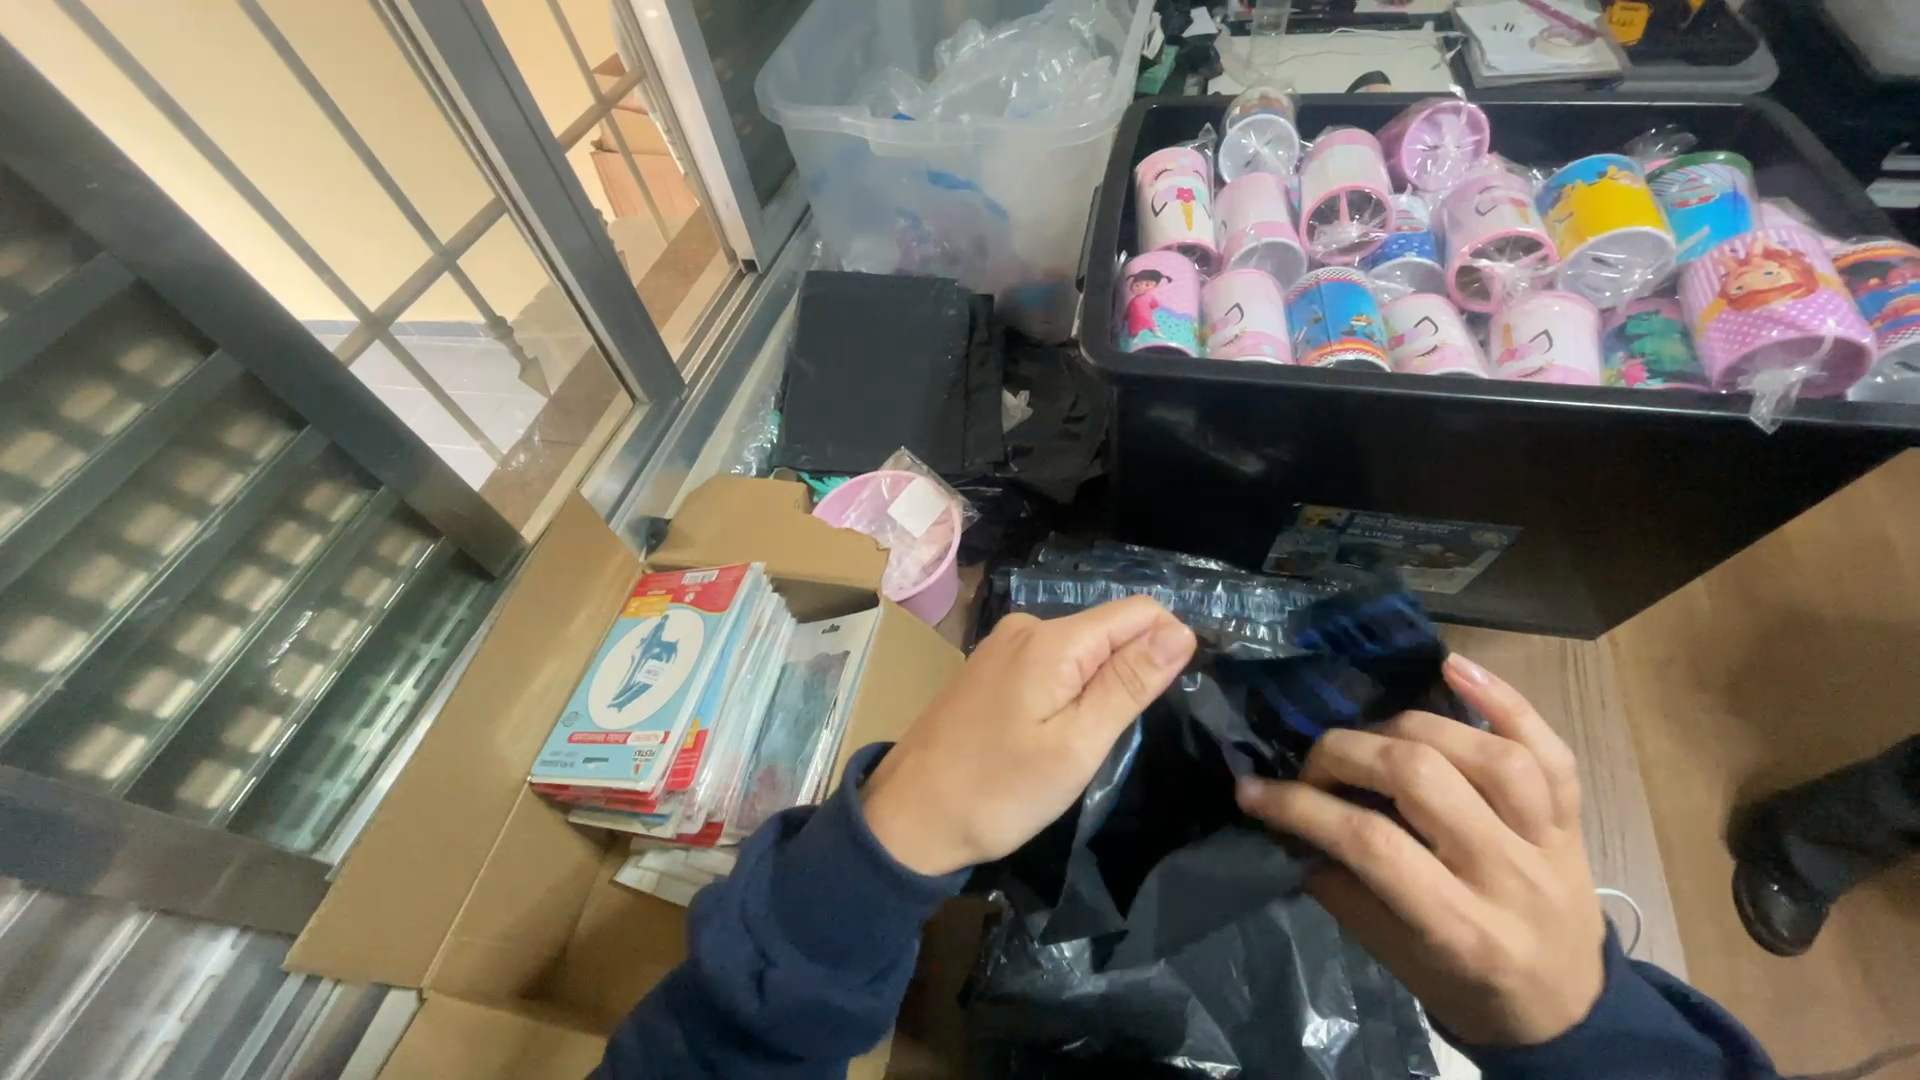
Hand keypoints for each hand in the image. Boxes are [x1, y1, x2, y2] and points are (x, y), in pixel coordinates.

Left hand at [862, 597, 1196, 876]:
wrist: (909, 816)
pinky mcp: (990, 668)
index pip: (1138, 611)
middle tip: (1117, 735)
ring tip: (1087, 741)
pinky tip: (1053, 732)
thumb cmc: (998, 790)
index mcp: (1052, 640)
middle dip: (1131, 671)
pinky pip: (1051, 664)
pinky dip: (1068, 691)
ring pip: (1081, 650)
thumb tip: (1180, 631)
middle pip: (1108, 630)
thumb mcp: (1076, 744)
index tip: (1172, 699)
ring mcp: (1003, 646)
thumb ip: (1128, 683)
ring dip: (1098, 686)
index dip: (1169, 645)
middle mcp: (1026, 627)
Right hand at [1235, 653, 1605, 1047]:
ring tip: (1371, 734)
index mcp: (1462, 927)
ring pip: (1484, 753)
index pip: (1371, 844)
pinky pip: (1548, 746)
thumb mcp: (1388, 954)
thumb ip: (1337, 883)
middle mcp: (1511, 876)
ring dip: (1410, 727)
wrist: (1570, 1012)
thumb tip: (1285, 818)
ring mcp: (1552, 841)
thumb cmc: (1464, 985)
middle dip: (1346, 756)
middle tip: (1312, 765)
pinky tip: (1450, 665)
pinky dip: (1502, 697)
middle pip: (1422, 778)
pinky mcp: (1573, 817)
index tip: (1253, 791)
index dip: (1302, 808)